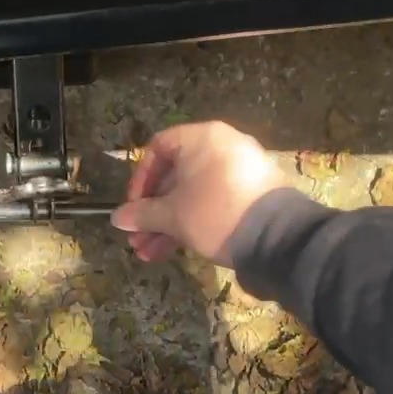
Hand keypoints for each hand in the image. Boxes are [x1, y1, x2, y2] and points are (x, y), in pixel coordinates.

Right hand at [112, 121, 283, 265]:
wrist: (276, 236)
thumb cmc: (215, 213)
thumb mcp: (172, 216)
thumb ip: (142, 214)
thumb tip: (116, 218)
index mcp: (201, 139)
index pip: (158, 147)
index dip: (140, 178)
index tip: (133, 207)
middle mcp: (221, 147)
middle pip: (174, 176)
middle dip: (152, 212)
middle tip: (137, 239)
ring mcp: (238, 171)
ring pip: (192, 195)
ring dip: (167, 224)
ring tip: (149, 254)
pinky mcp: (250, 195)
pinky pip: (212, 202)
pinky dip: (191, 222)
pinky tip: (173, 251)